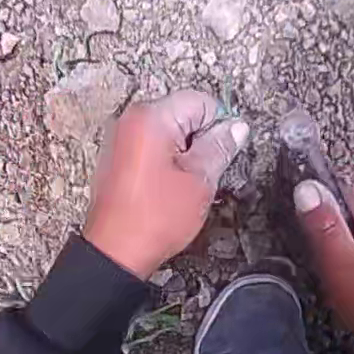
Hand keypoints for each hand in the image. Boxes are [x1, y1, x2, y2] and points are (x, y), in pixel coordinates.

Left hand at [83, 90, 249, 277]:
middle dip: (200, 141)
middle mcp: (131, 120)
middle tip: (201, 174)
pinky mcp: (118, 159)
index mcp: (151, 117)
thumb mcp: (199, 180)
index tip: (221, 155)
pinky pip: (153, 149)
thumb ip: (220, 147)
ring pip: (169, 134)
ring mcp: (121, 139)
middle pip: (183, 114)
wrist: (116, 252)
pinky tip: (167, 191)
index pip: (200, 101)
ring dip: (185, 155)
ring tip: (183, 186)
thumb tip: (237, 127)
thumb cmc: (154, 218)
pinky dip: (167, 164)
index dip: (219, 127)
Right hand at [293, 179, 353, 341]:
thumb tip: (306, 189)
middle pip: (352, 216)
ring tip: (350, 278)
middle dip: (337, 239)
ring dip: (349, 252)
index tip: (322, 246)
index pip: (342, 197)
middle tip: (337, 267)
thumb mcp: (339, 262)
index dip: (324, 221)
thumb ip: (322, 224)